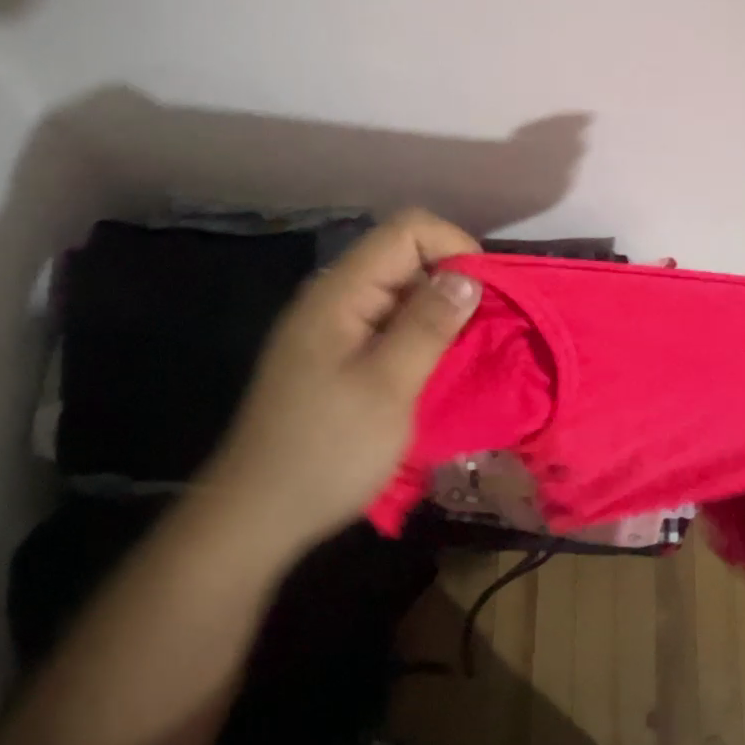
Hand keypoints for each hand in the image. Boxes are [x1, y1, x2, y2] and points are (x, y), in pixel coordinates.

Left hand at [205, 209, 481, 549]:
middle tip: (484, 332)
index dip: (454, 247)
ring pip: (395, 294)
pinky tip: (432, 371)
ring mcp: (327, 330)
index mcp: (340, 292)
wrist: (257, 514)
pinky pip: (382, 327)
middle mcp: (331, 298)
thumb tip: (468, 275)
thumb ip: (428, 325)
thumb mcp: (388, 387)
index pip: (406, 230)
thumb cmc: (327, 451)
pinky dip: (414, 338)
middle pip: (400, 257)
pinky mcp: (330, 359)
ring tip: (465, 353)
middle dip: (450, 282)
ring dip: (435, 314)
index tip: (487, 296)